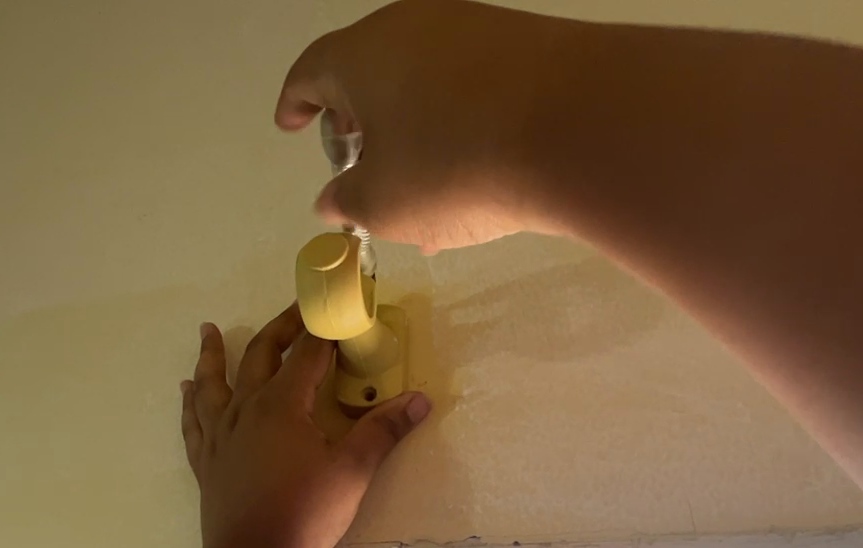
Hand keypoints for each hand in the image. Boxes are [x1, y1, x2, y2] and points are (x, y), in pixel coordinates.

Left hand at [182, 305, 429, 547]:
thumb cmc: (307, 514)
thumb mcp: (353, 471)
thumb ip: (383, 431)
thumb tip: (419, 399)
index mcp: (283, 404)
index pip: (307, 352)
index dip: (324, 326)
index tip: (336, 305)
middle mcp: (246, 409)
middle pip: (260, 355)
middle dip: (280, 329)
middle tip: (294, 311)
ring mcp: (221, 435)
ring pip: (214, 383)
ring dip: (213, 355)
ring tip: (208, 331)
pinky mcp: (206, 462)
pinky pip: (194, 421)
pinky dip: (191, 401)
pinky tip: (186, 390)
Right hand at [275, 0, 576, 251]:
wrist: (575, 128)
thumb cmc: (450, 168)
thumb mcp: (380, 204)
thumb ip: (345, 202)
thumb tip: (332, 200)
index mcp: (363, 56)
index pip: (311, 71)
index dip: (294, 102)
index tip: (287, 124)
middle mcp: (412, 27)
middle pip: (367, 75)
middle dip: (356, 128)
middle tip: (356, 173)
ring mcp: (469, 32)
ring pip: (418, 89)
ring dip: (406, 141)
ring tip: (414, 202)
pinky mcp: (517, 49)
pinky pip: (462, 93)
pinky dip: (448, 134)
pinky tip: (462, 185)